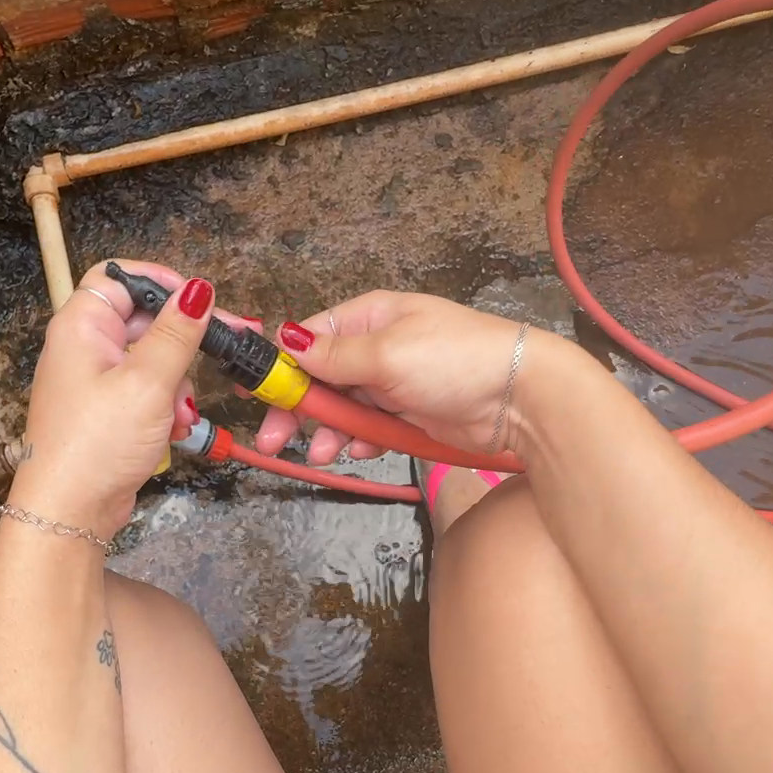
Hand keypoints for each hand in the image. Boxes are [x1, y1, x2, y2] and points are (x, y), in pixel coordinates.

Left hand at [7, 260, 242, 536]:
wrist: (70, 512)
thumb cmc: (99, 442)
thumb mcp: (149, 382)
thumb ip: (177, 333)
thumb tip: (199, 289)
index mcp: (82, 326)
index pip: (119, 277)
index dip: (160, 281)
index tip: (199, 301)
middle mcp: (85, 347)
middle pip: (143, 321)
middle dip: (181, 345)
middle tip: (224, 351)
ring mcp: (96, 382)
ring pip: (152, 361)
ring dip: (177, 384)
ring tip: (181, 414)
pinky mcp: (108, 412)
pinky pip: (147, 393)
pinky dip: (166, 407)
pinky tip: (174, 429)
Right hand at [252, 290, 559, 462]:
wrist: (519, 399)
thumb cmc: (453, 361)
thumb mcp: (387, 353)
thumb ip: (334, 355)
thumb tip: (286, 340)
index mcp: (369, 318)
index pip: (309, 338)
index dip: (280, 367)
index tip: (253, 394)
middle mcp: (375, 348)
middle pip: (320, 378)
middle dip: (297, 409)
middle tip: (274, 441)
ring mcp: (391, 383)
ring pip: (342, 408)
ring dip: (328, 431)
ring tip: (325, 453)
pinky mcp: (407, 414)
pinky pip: (368, 427)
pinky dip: (358, 440)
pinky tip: (359, 450)